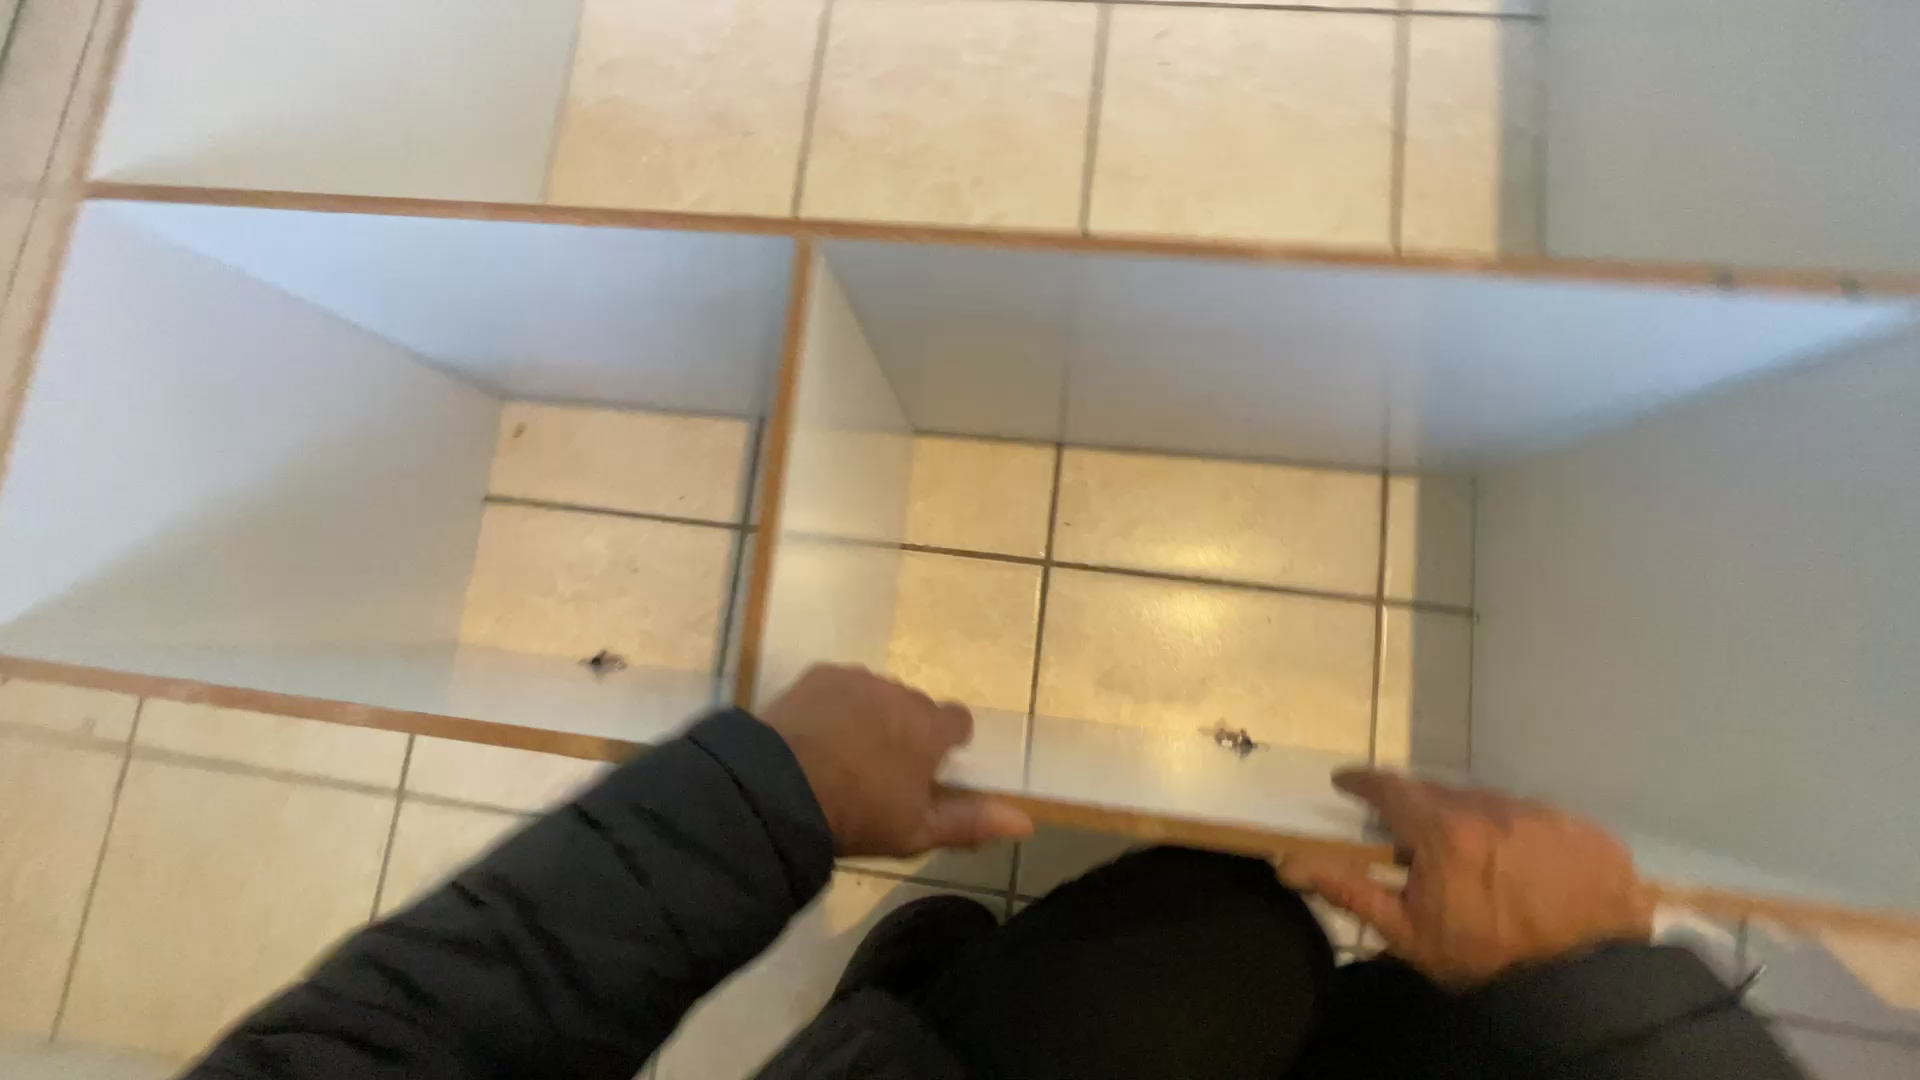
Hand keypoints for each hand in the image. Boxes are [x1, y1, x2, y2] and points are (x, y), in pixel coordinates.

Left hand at [761, 664, 1033, 857]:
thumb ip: (972, 821)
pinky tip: (816, 733)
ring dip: (870, 714)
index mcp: (929, 727)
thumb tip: (1027, 822)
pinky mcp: (822, 674)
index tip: (927, 766)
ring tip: (842, 752)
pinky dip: (836, 704)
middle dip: (905, 729)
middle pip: (914, 706)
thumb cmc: (857, 815)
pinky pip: (841, 686)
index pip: (957, 720)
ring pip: (877, 694)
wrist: (778, 791)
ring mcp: (858, 679)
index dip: (946, 742)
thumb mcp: (917, 830)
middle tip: (879, 768)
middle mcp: (900, 693)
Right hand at [1280, 769, 1652, 989]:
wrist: (1593, 999)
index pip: (1389, 787)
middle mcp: (1492, 809)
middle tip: (1412, 832)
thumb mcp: (1407, 933)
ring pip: (1491, 801)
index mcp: (1442, 831)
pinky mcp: (1589, 832)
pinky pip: (1540, 817)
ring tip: (1473, 852)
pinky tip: (1524, 864)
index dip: (1363, 782)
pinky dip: (1522, 831)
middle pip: (1439, 792)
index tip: (1346, 782)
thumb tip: (1288, 865)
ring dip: (1471, 817)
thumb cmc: (1486, 962)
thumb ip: (1348, 890)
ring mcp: (1545, 817)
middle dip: (1418, 806)